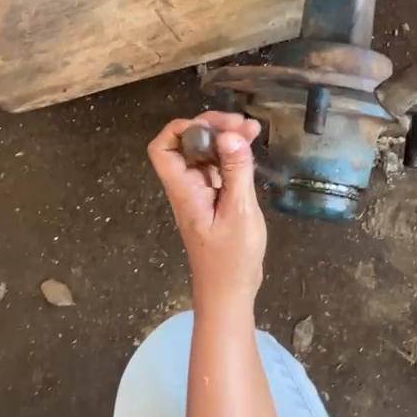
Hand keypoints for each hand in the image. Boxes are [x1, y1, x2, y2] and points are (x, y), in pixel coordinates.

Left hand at [147, 112, 268, 311]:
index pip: (162, 149)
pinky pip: (217, 167)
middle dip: (212, 127)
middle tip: (243, 124)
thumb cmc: (231, 258)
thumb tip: (231, 134)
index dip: (180, 129)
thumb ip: (236, 171)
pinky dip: (231, 154)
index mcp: (183, 189)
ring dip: (225, 138)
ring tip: (253, 130)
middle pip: (186, 145)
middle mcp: (187, 187)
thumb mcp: (239, 211)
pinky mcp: (214, 199)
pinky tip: (250, 148)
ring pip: (204, 153)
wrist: (230, 293)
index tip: (212, 125)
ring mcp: (200, 193)